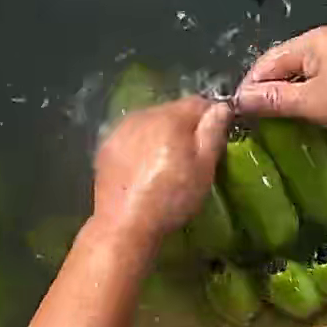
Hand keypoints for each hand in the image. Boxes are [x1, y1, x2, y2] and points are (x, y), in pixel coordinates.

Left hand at [93, 97, 231, 241]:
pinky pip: (132, 136)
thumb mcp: (203, 168)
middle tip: (192, 156)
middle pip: (172, 111)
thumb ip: (212, 132)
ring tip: (166, 164)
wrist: (124, 224)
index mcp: (169, 117)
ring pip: (150, 122)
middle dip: (185, 126)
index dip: (211, 117)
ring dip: (161, 135)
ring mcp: (120, 129)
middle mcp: (142, 115)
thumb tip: (221, 106)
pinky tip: (144, 168)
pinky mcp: (106, 145)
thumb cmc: (170, 198)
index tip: (215, 137)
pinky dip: (141, 145)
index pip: (198, 102)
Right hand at [233, 26, 326, 129]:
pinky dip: (310, 92)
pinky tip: (311, 111)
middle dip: (268, 89)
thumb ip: (274, 99)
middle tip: (257, 118)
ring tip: (280, 117)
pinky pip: (323, 77)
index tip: (239, 113)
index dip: (249, 87)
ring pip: (304, 71)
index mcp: (308, 41)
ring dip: (290, 92)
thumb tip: (239, 99)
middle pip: (284, 64)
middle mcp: (324, 40)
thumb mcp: (311, 101)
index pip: (264, 62)